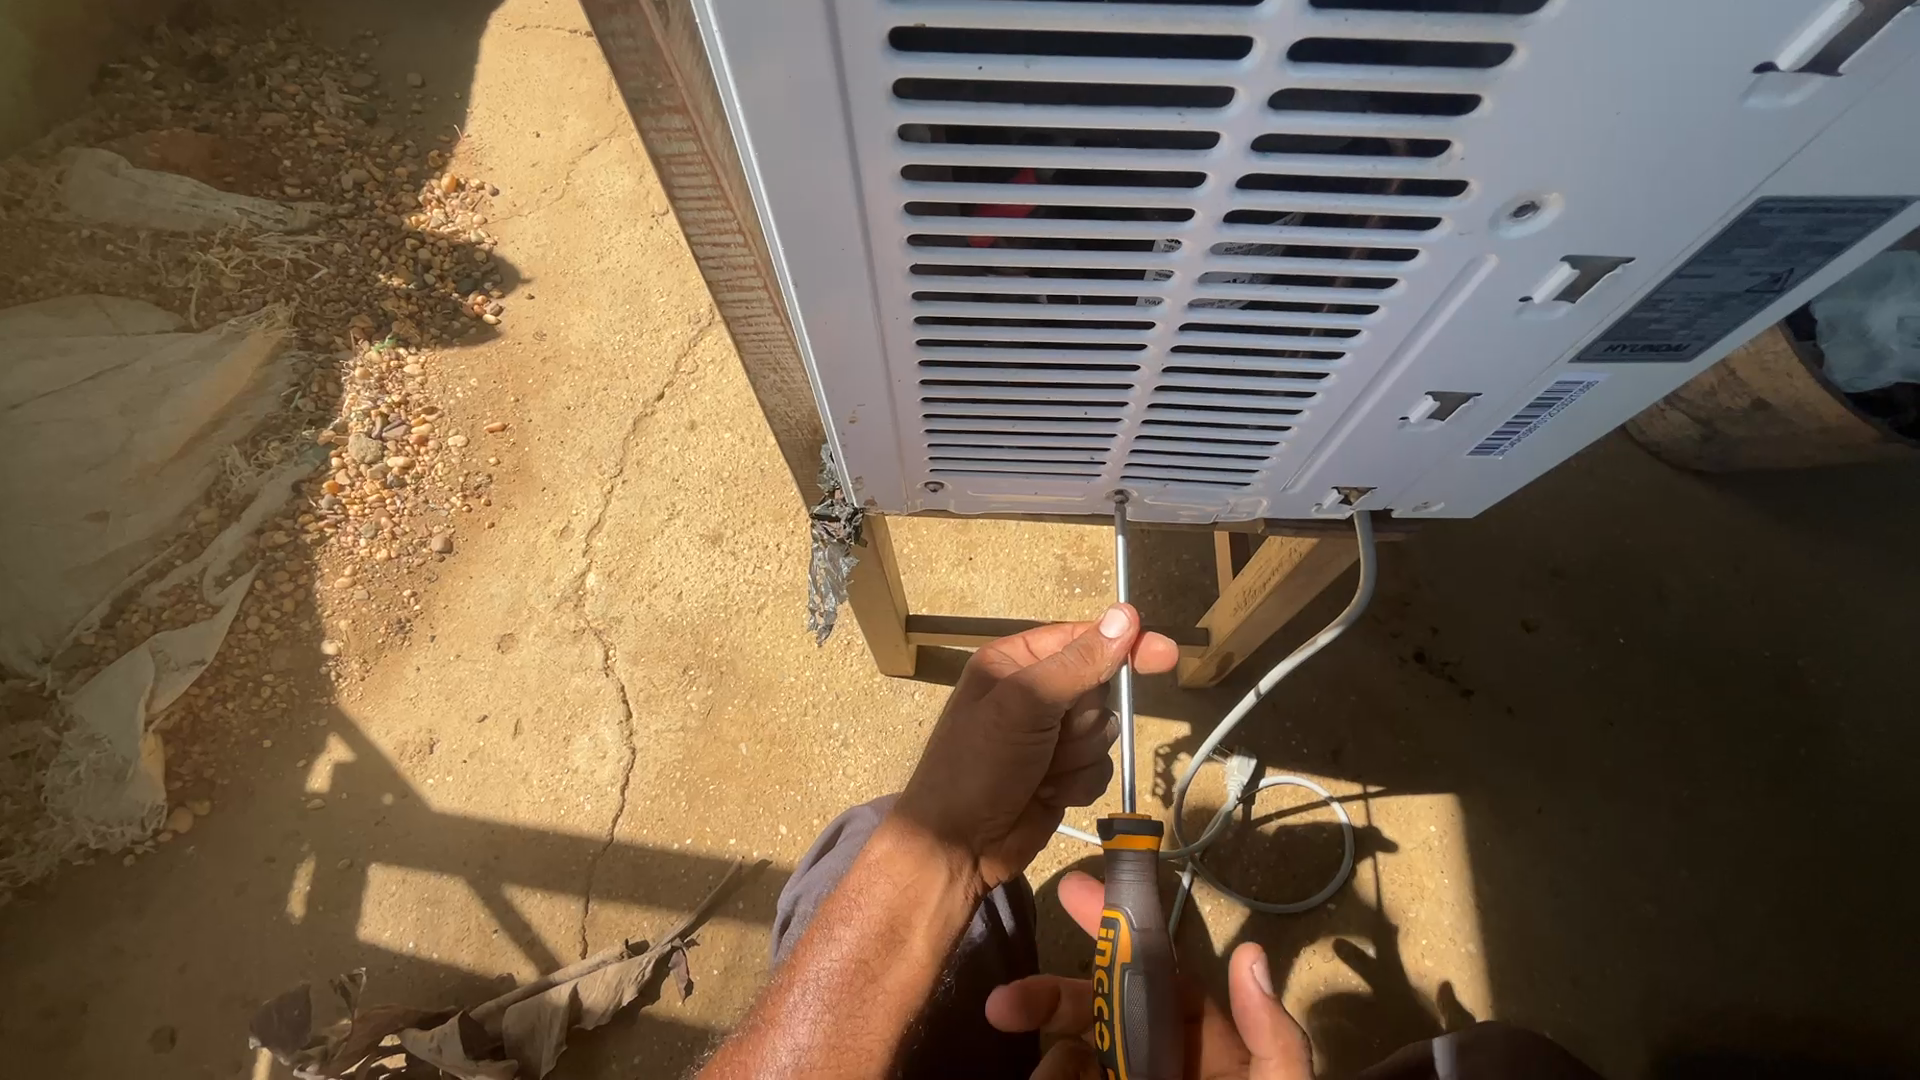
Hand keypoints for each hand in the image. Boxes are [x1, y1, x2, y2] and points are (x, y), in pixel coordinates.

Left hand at [894, 604, 1178, 893]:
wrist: (958, 846)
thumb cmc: (978, 764)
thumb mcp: (1024, 704)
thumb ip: (1079, 663)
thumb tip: (1126, 615)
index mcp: (1015, 661)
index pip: (1082, 639)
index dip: (1124, 646)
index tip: (1166, 654)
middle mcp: (1034, 692)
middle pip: (1099, 688)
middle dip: (1081, 720)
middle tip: (1049, 737)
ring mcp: (1049, 735)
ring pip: (1103, 730)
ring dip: (1076, 756)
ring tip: (1039, 771)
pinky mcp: (1063, 773)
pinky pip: (1099, 767)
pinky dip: (1078, 783)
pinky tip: (1047, 793)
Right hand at [986, 872, 1314, 1079]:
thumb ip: (1274, 1041)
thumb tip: (1248, 951)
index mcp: (1207, 1044)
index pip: (1156, 972)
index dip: (1115, 929)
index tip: (1073, 890)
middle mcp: (1162, 1060)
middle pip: (1099, 1010)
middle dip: (1051, 998)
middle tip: (1004, 1004)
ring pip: (1074, 1060)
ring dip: (1048, 1064)